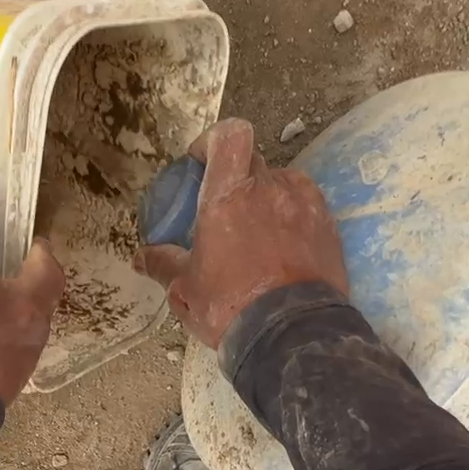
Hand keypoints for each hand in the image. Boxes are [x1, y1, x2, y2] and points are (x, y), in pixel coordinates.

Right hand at [134, 119, 348, 348]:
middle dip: (235, 179)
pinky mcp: (328, 226)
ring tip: (254, 235)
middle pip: (252, 162)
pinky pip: (305, 208)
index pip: (229, 136)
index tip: (201, 161)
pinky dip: (290, 219)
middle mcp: (269, 189)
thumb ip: (163, 265)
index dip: (214, 140)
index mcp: (228, 196)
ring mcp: (305, 205)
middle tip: (222, 210)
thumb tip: (140, 257)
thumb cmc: (230, 307)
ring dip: (265, 200)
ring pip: (281, 185)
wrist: (290, 334)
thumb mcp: (185, 289)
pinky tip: (280, 251)